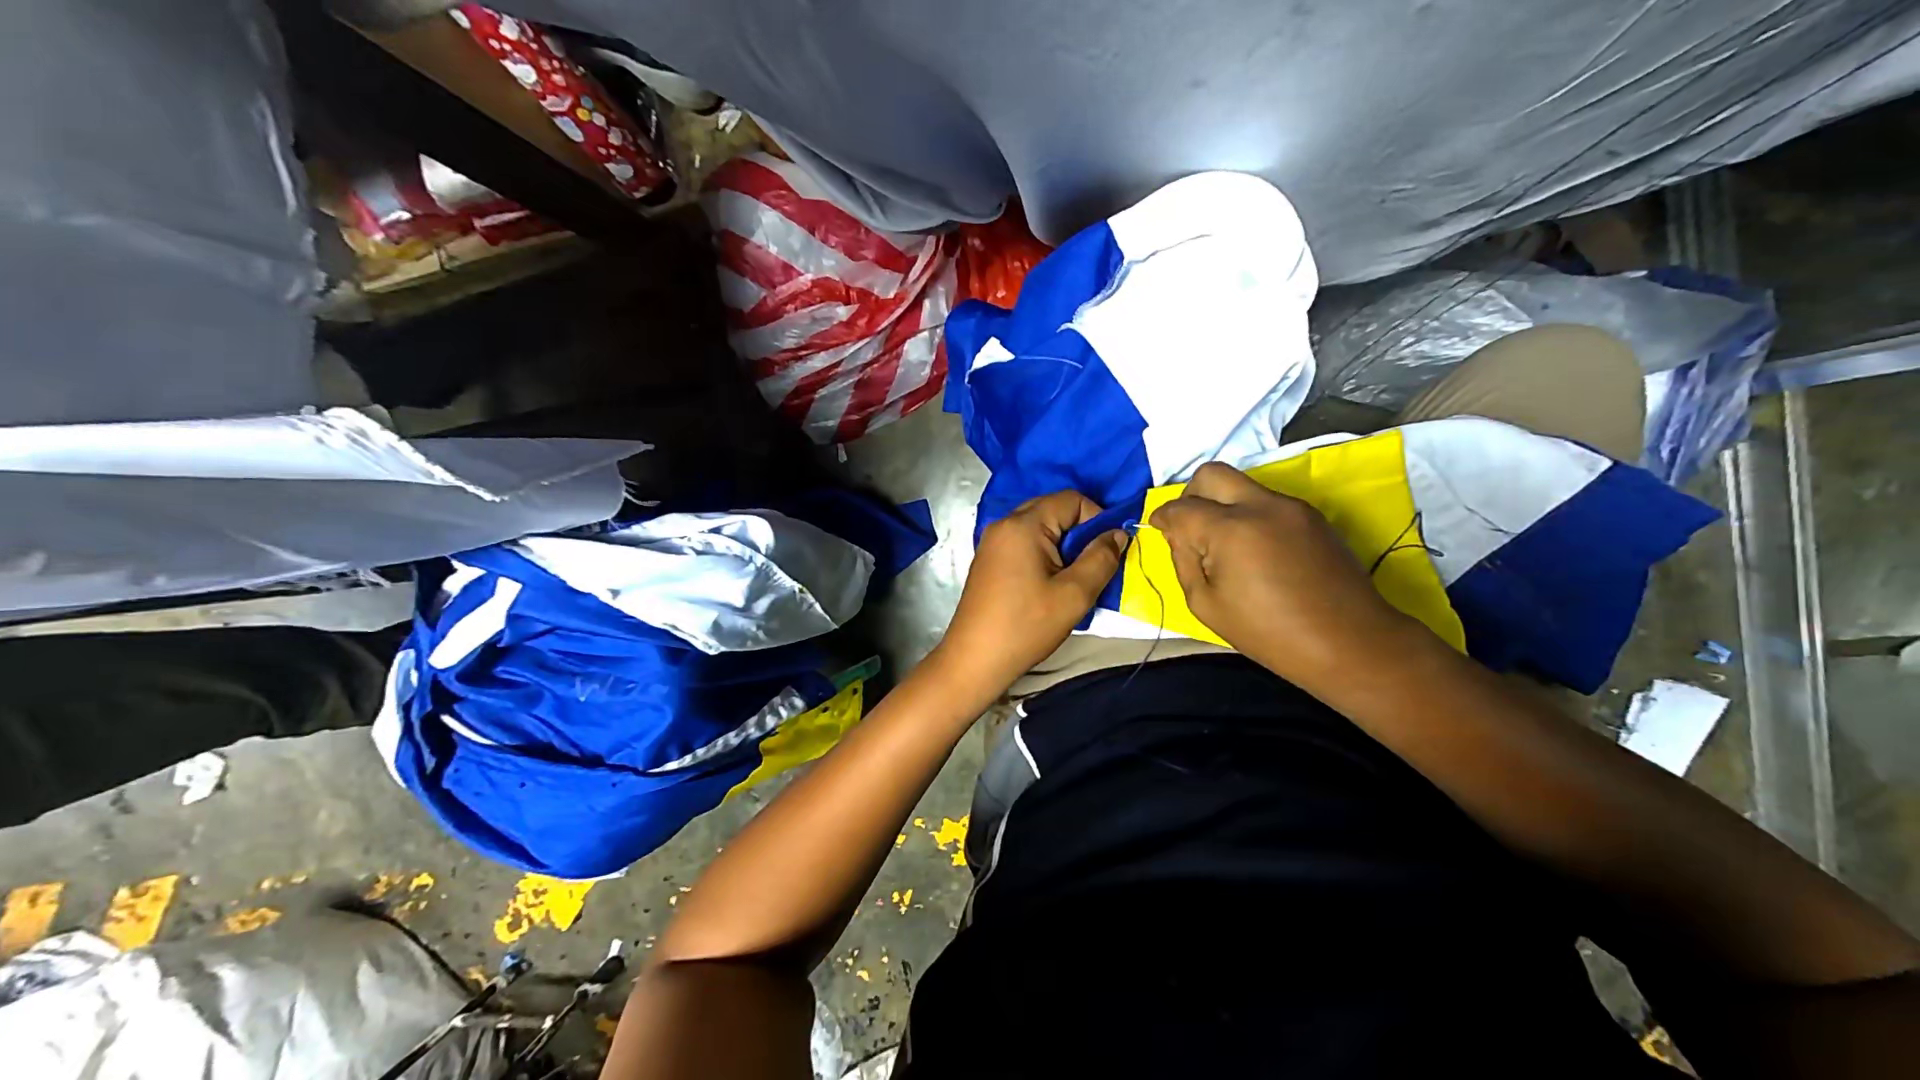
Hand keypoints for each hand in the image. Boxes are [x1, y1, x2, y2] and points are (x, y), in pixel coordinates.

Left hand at [931, 491, 1128, 694]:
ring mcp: (993, 542)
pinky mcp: (989, 560)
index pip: (1072, 499)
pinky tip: (1050, 586)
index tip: (1106, 553)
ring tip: (1072, 580)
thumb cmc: (1026, 626)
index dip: (1097, 519)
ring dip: (1063, 547)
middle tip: (1091, 568)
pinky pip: (1025, 543)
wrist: (975, 659)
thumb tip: (1117, 533)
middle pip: (1054, 509)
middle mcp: (1004, 524)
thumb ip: (1102, 558)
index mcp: (1023, 524)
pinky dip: (1044, 556)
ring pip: (1040, 528)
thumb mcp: (1075, 594)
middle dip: (1080, 533)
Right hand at [1148, 462, 1415, 685]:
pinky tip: (1256, 552)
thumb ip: (1183, 560)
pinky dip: (1250, 516)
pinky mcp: (1312, 515)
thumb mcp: (1206, 605)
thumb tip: (1178, 535)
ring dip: (1223, 505)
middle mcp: (1261, 505)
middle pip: (1211, 474)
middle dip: (1191, 495)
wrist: (1350, 642)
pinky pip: (1267, 502)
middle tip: (1189, 526)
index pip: (1181, 507)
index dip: (1162, 517)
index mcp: (1230, 529)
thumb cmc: (1270, 633)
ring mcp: (1291, 507)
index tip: (1157, 528)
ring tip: (1225, 547)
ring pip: (1241, 486)